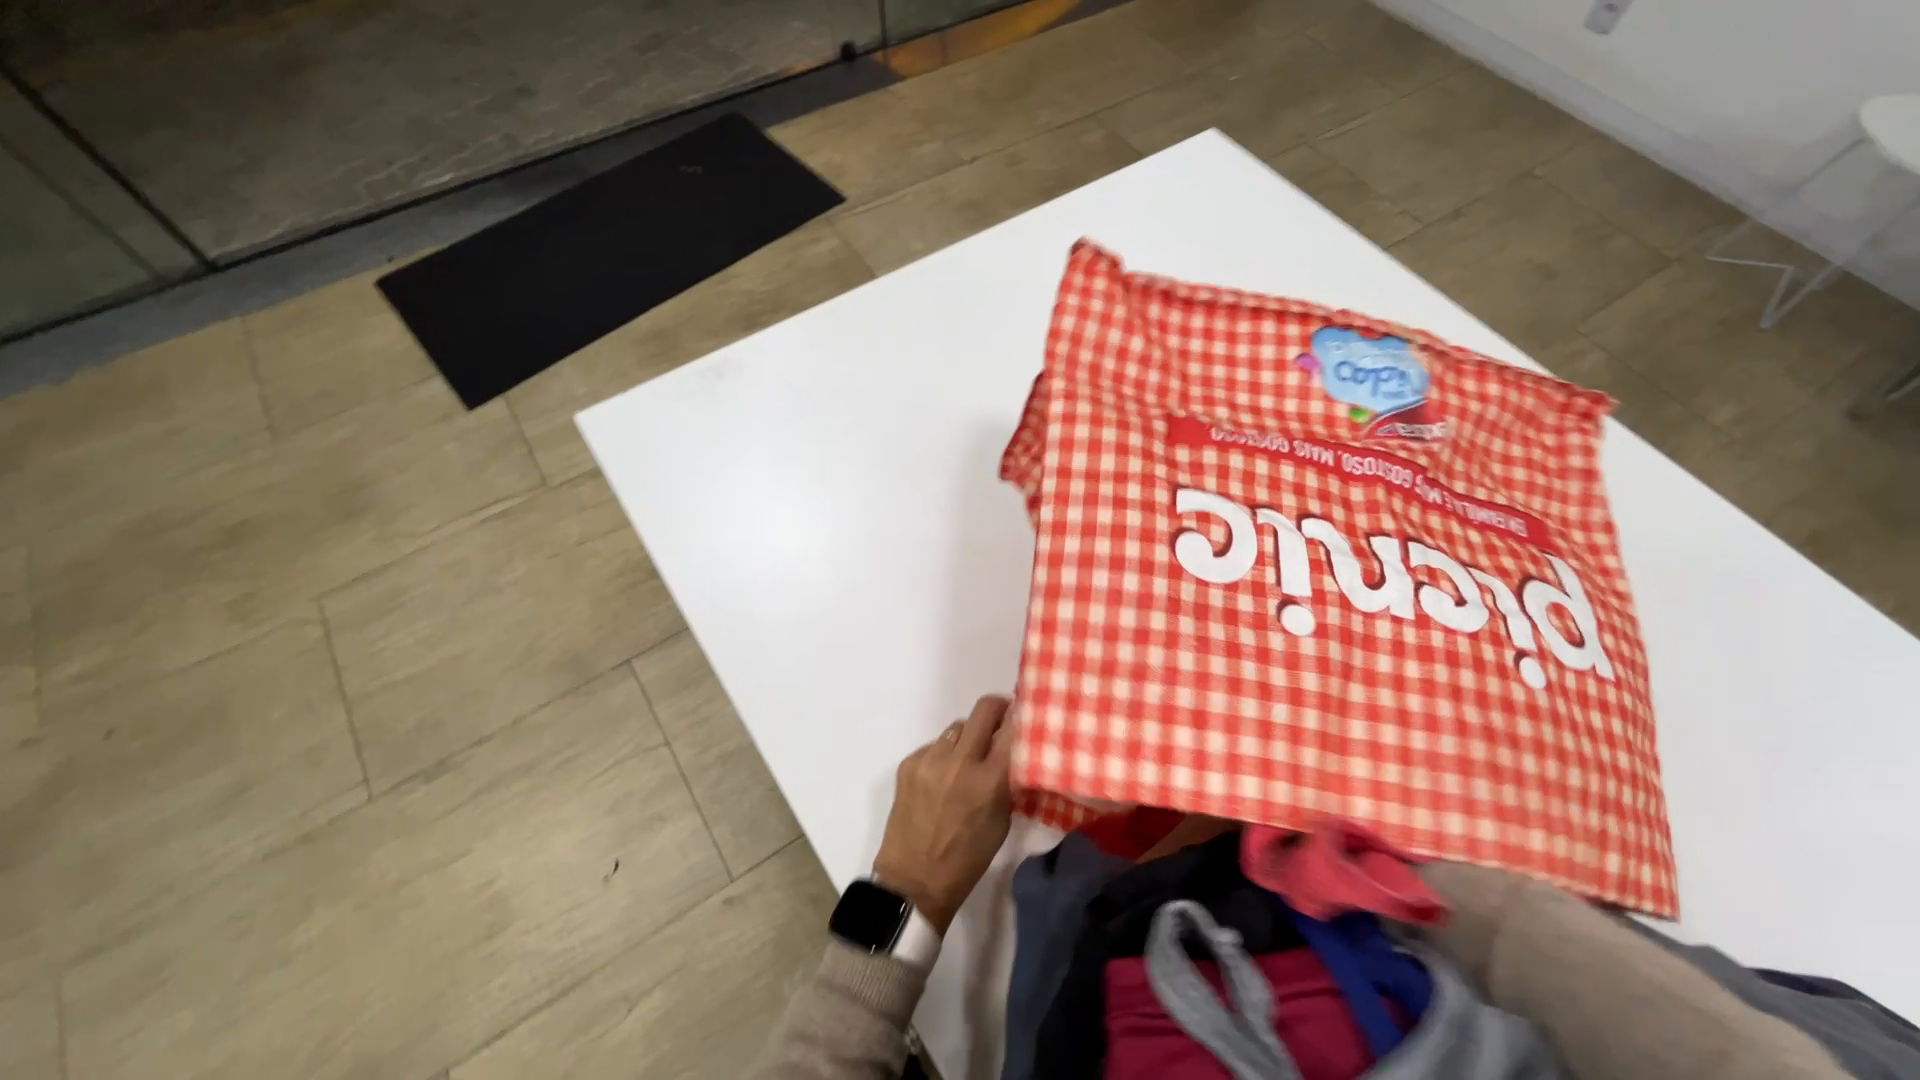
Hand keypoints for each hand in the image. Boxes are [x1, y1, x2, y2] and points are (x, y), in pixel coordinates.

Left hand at [872, 695, 1014, 932]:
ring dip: (969, 736)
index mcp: (989, 780)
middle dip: (998, 710)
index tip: (1026, 717)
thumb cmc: (967, 858)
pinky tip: (944, 779)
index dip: (1022, 717)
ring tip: (970, 760)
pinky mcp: (908, 763)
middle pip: (984, 709)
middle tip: (1003, 723)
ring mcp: (930, 759)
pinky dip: (944, 755)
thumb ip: (1008, 781)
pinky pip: (935, 745)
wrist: (914, 879)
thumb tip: (1013, 750)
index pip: (1013, 727)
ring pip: (958, 727)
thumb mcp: (1002, 821)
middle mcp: (959, 761)